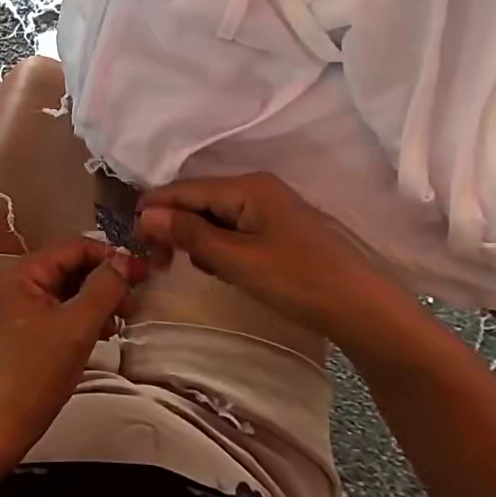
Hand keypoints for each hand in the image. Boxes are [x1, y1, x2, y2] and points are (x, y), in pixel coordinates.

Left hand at [0, 238, 146, 457]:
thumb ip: (104, 287)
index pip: (73, 248)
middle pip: (73, 267)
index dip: (109, 256)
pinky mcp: (34, 331)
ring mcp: (26, 309)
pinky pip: (67, 312)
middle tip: (134, 303)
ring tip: (122, 322)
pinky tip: (106, 333)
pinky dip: (89, 318)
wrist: (5, 420)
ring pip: (73, 291)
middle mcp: (21, 284)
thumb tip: (126, 259)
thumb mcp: (77, 324)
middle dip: (106, 281)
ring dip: (100, 301)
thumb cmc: (38, 369)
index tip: (143, 273)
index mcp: (23, 274)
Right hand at [136, 173, 409, 339]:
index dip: (154, 210)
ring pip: (213, 215)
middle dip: (174, 227)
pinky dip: (219, 246)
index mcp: (247, 187)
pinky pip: (233, 228)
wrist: (364, 309)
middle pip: (197, 199)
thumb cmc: (297, 281)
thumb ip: (187, 233)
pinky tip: (224, 269)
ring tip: (200, 268)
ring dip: (197, 239)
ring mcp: (270, 206)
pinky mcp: (278, 227)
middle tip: (159, 262)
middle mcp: (256, 187)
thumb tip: (144, 214)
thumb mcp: (235, 260)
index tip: (131, 238)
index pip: (183, 189)